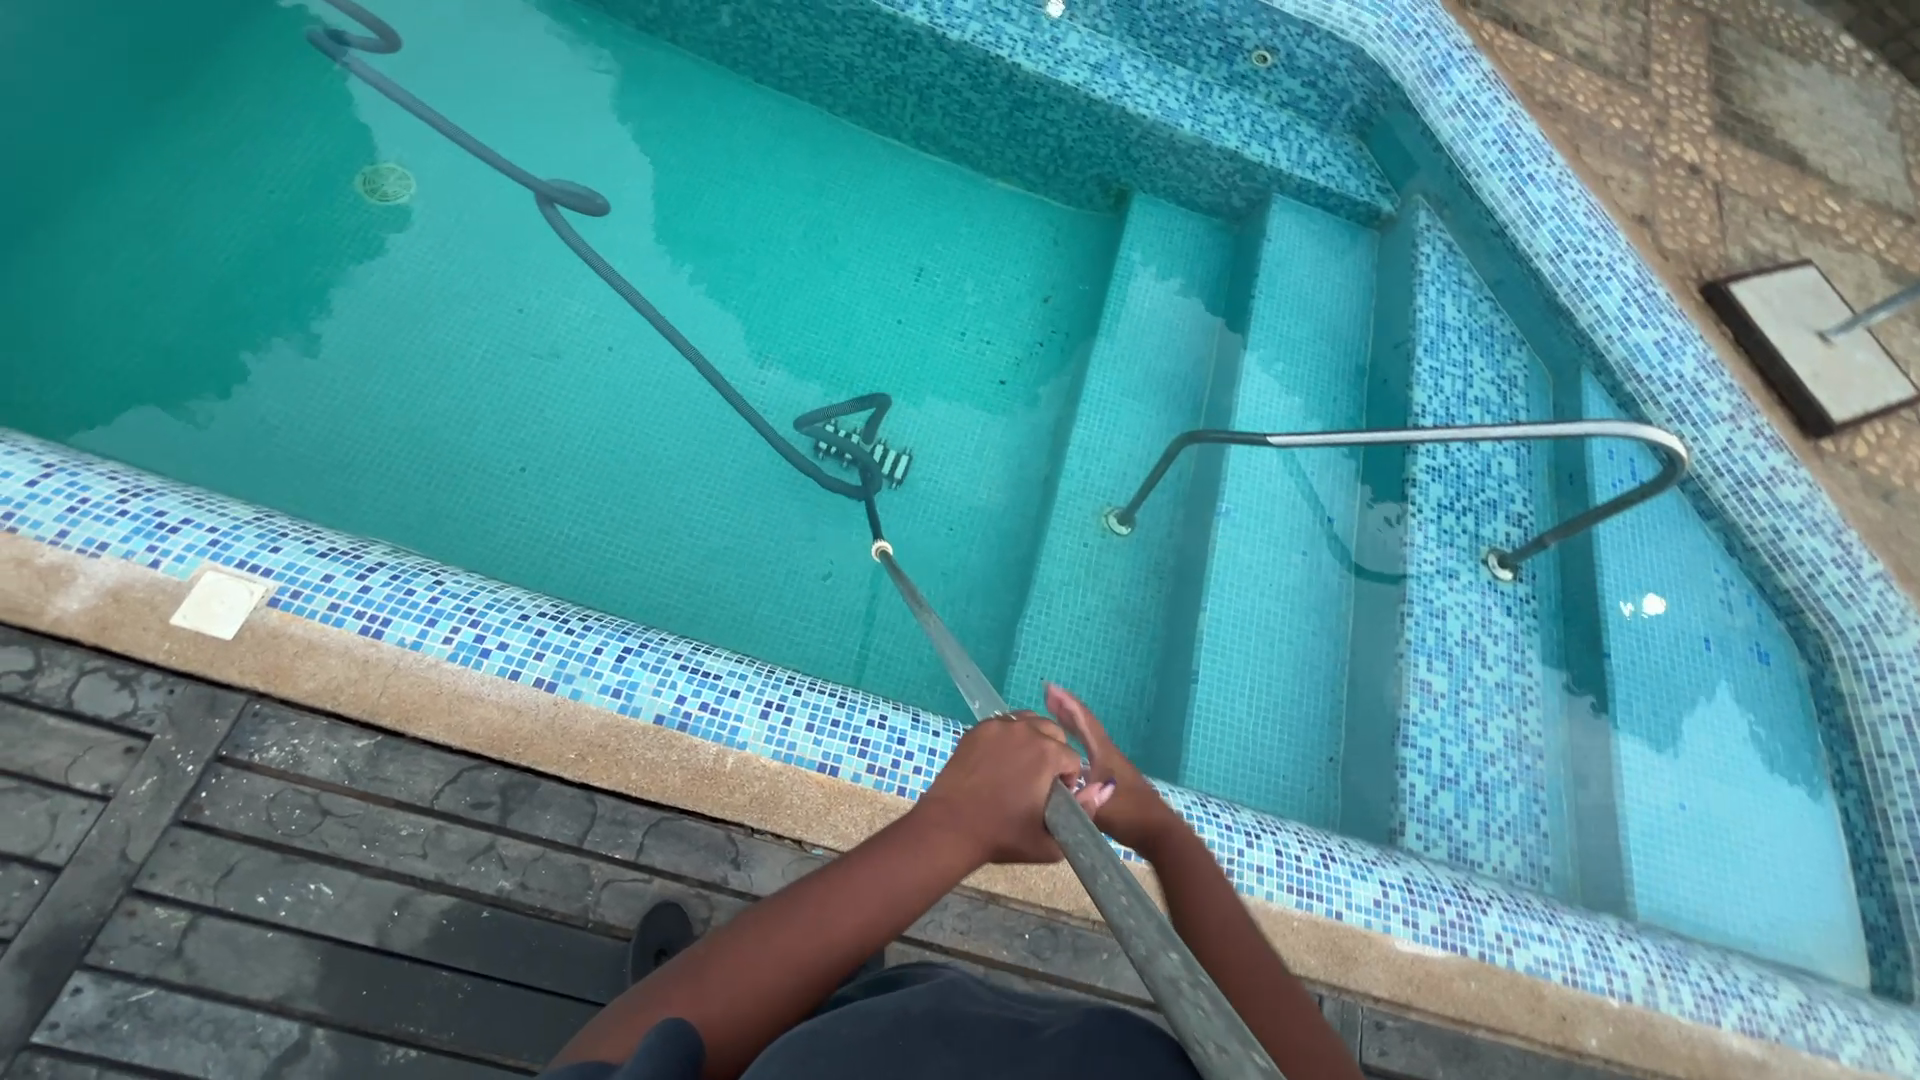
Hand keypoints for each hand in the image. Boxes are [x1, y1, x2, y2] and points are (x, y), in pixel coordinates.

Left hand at [913, 712, 1084, 865]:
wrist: (951, 827)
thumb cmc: (1003, 836)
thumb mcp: (1052, 840)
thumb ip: (1086, 812)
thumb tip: (1106, 786)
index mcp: (1048, 753)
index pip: (1072, 759)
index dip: (1067, 781)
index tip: (1053, 799)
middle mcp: (1025, 730)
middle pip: (1053, 733)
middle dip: (1053, 755)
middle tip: (1038, 782)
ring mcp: (998, 726)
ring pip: (1028, 722)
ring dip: (1033, 740)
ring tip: (1022, 767)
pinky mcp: (977, 729)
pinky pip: (1003, 724)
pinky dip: (1009, 738)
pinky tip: (1000, 762)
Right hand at [1045, 684, 1183, 854]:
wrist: (1158, 832)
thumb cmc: (1129, 815)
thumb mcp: (1095, 806)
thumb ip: (1070, 796)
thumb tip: (1044, 788)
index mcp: (1104, 754)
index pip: (1084, 721)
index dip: (1066, 704)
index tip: (1050, 688)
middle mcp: (1108, 754)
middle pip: (1086, 725)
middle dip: (1066, 709)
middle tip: (1048, 694)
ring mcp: (1112, 766)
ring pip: (1088, 738)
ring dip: (1072, 724)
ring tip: (1055, 715)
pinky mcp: (1113, 778)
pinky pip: (1089, 751)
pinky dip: (1077, 742)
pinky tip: (1069, 752)